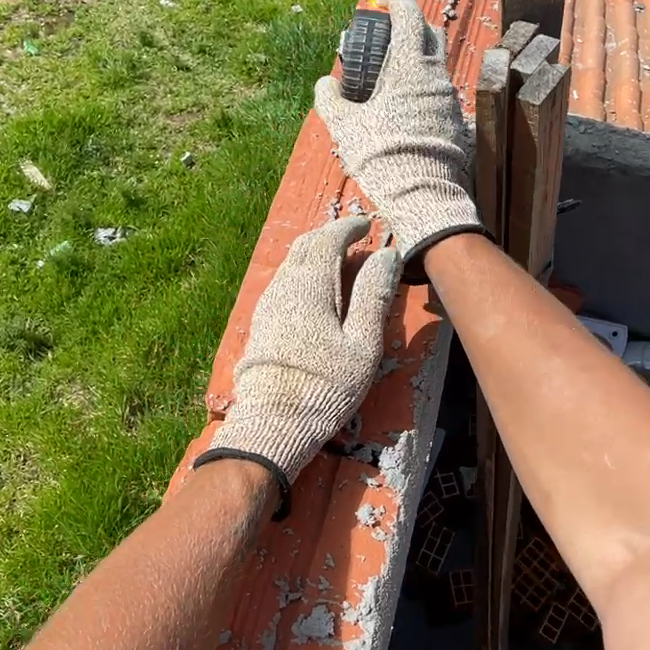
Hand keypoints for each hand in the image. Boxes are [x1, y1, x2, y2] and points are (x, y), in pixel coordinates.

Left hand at [198, 216, 399, 511]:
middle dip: (329, 236)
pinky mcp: (262, 323)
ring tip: (339, 260)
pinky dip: (304, 272)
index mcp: (310, 284)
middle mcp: (283, 286)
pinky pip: (284, 282)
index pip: (327, 240)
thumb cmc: (326, 385)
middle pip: (304, 246)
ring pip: (291, 263)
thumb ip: (373, 295)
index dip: (348, 228)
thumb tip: (388, 255)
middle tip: (353, 237)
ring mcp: (267, 304)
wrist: (273, 424)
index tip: (367, 225)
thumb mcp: (362, 343)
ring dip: (315, 254)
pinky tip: (316, 289)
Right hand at [314, 0, 481, 275]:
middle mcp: (436, 76)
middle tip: (388, 37)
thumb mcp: (345, 127)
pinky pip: (440, 94)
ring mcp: (450, 99)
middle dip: (412, 25)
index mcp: (410, 66)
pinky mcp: (456, 123)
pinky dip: (423, 90)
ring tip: (391, 80)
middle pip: (431, 33)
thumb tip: (324, 85)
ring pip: (437, 66)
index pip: (409, 14)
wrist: (424, 198)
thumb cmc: (382, 157)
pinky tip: (405, 111)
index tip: (382, 1)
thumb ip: (330, 100)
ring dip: (416, 62)